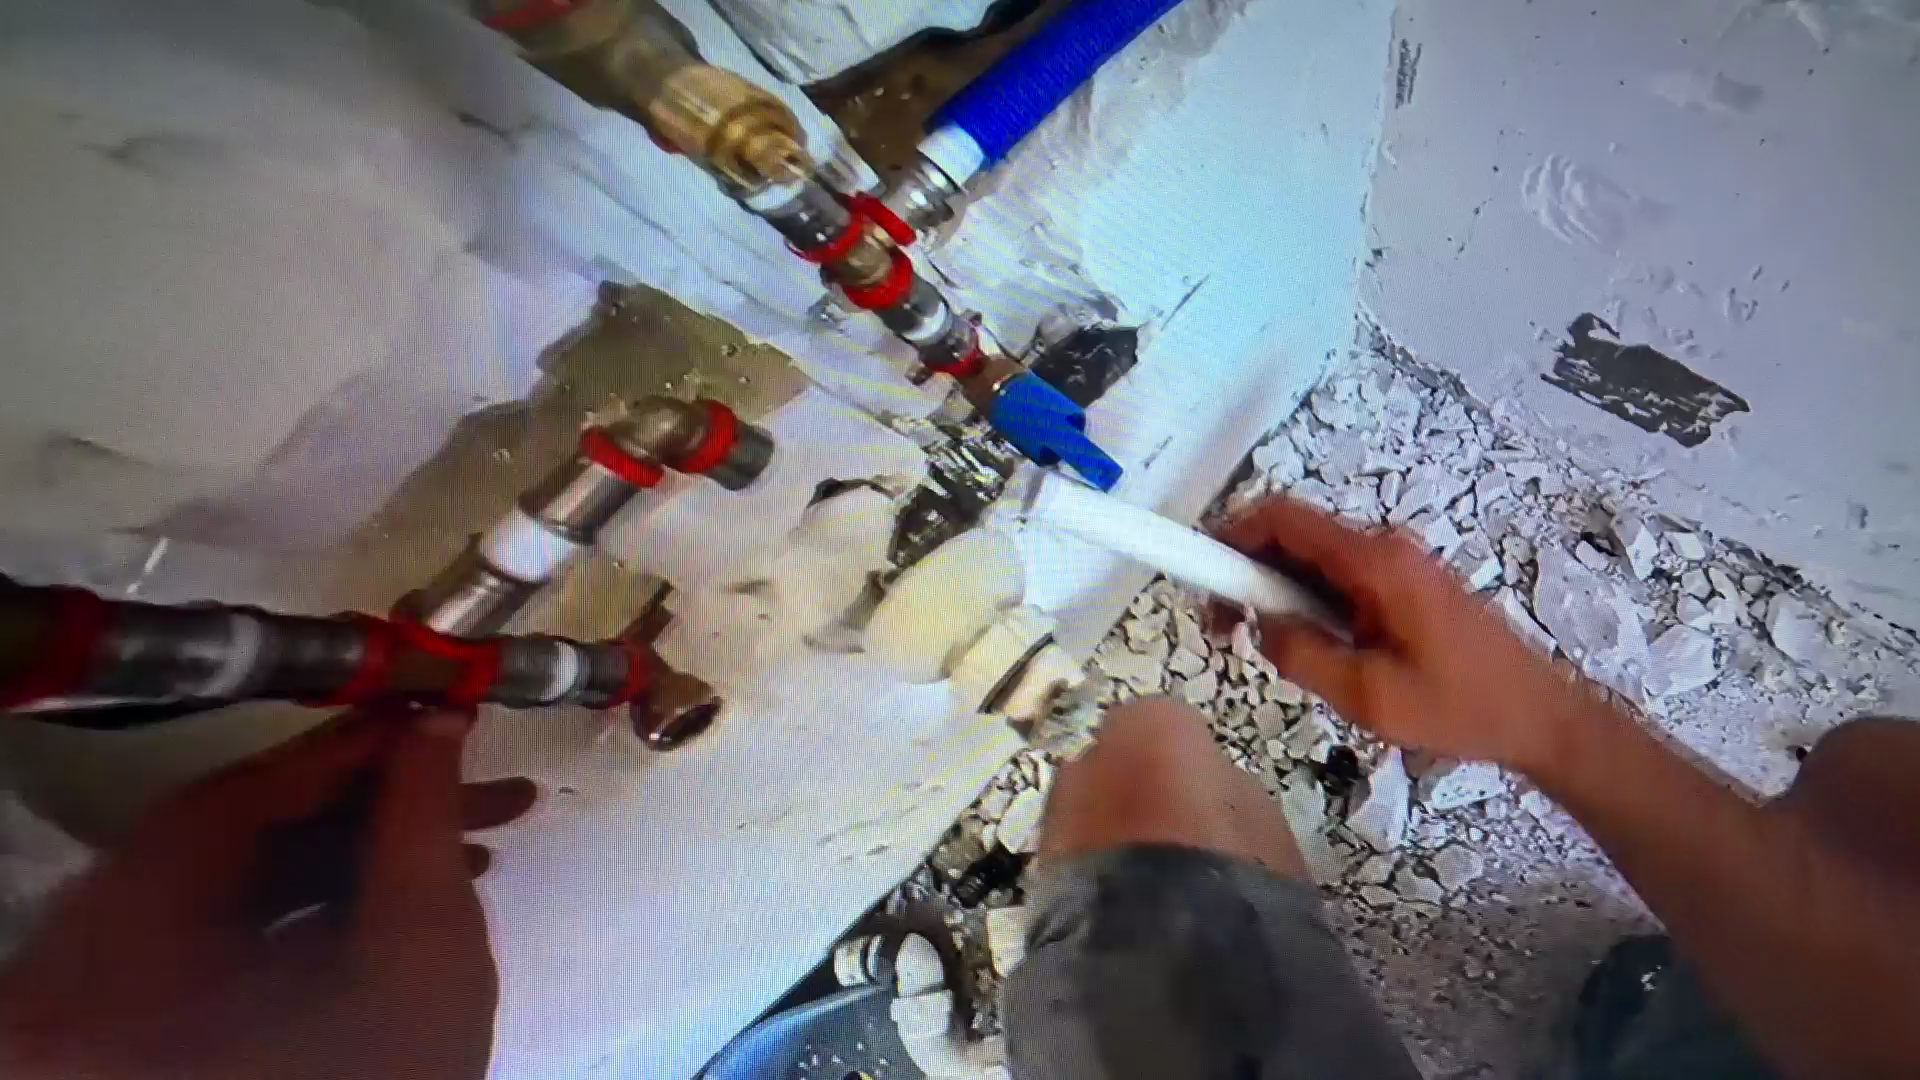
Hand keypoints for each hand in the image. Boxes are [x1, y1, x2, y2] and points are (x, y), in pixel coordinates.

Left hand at [0, 705, 536, 1079]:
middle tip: (466, 767)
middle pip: (235, 840)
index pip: (219, 812)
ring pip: (252, 876)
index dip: (334, 750)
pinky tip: (430, 878)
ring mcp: (107, 1005)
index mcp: (108, 979)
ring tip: (485, 831)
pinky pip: (247, 920)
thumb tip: (438, 719)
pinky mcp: (155, 1015)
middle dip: (373, 798)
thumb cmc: (392, 1076)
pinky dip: (339, 890)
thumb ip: (423, 817)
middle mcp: (71, 985)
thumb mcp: (422, 938)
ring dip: (371, 843)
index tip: (425, 710)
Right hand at [1215, 498, 1604, 771]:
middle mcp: (1380, 548)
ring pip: (1306, 557)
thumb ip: (1300, 654)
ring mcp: (1391, 563)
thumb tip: (1257, 623)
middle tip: (1221, 625)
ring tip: (1252, 639)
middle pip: (1289, 534)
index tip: (1198, 568)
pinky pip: (1331, 576)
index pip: (1283, 518)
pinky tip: (1297, 640)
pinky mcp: (1397, 582)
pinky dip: (1298, 598)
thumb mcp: (1367, 695)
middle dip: (1242, 570)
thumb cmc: (1459, 707)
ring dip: (1268, 588)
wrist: (1543, 719)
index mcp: (1373, 563)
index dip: (1231, 531)